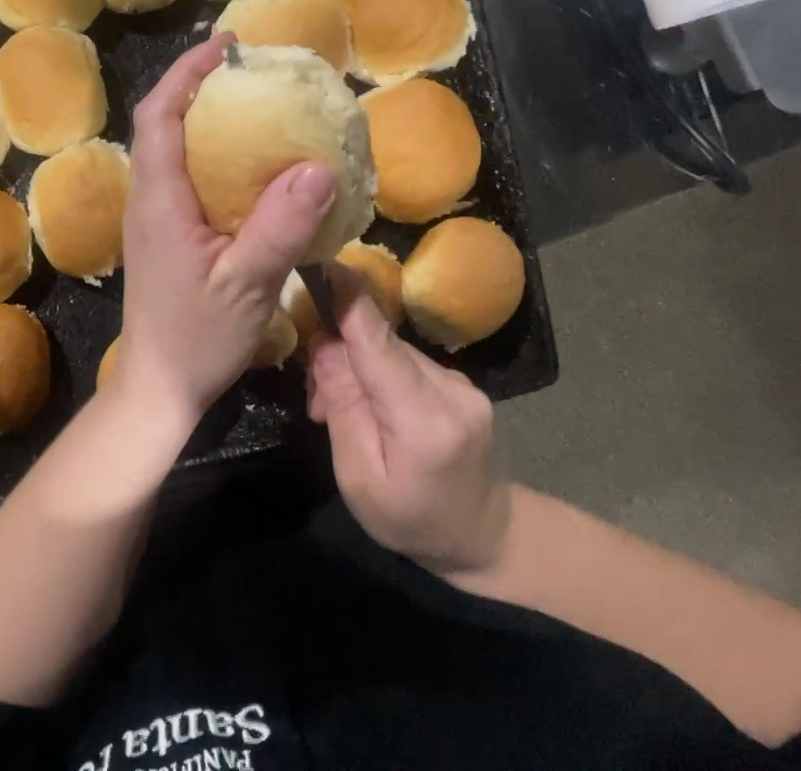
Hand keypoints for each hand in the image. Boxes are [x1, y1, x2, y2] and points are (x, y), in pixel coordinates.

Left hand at [117, 33, 337, 418]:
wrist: (160, 384)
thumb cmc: (198, 338)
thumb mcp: (247, 285)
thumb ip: (279, 227)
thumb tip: (318, 166)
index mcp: (159, 202)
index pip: (159, 117)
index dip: (187, 75)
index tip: (227, 48)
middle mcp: (147, 202)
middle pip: (162, 126)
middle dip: (198, 89)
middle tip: (251, 71)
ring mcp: (153, 221)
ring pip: (171, 152)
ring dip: (205, 122)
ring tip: (256, 107)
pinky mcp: (165, 239)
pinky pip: (184, 180)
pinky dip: (212, 158)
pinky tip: (252, 170)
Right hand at [307, 295, 512, 572]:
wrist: (487, 538)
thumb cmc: (413, 522)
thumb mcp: (359, 479)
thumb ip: (343, 408)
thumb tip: (325, 345)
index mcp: (424, 418)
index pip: (377, 341)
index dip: (348, 299)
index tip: (320, 261)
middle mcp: (451, 389)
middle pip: (378, 344)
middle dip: (336, 356)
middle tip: (313, 404)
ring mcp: (462, 384)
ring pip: (389, 351)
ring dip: (355, 369)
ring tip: (337, 414)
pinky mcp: (461, 385)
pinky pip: (405, 363)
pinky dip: (377, 376)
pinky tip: (370, 409)